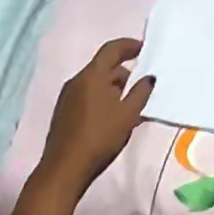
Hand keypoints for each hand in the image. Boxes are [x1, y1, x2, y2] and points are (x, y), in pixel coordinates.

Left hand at [35, 38, 154, 198]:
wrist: (64, 169)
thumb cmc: (100, 137)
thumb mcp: (128, 115)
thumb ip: (141, 92)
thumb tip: (149, 77)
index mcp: (92, 76)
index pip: (111, 49)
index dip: (128, 45)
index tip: (144, 48)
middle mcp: (77, 80)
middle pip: (103, 66)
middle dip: (123, 70)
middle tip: (142, 82)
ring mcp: (67, 96)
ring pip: (95, 82)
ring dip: (113, 86)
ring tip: (130, 101)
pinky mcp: (64, 112)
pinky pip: (87, 94)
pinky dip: (102, 96)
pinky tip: (113, 114)